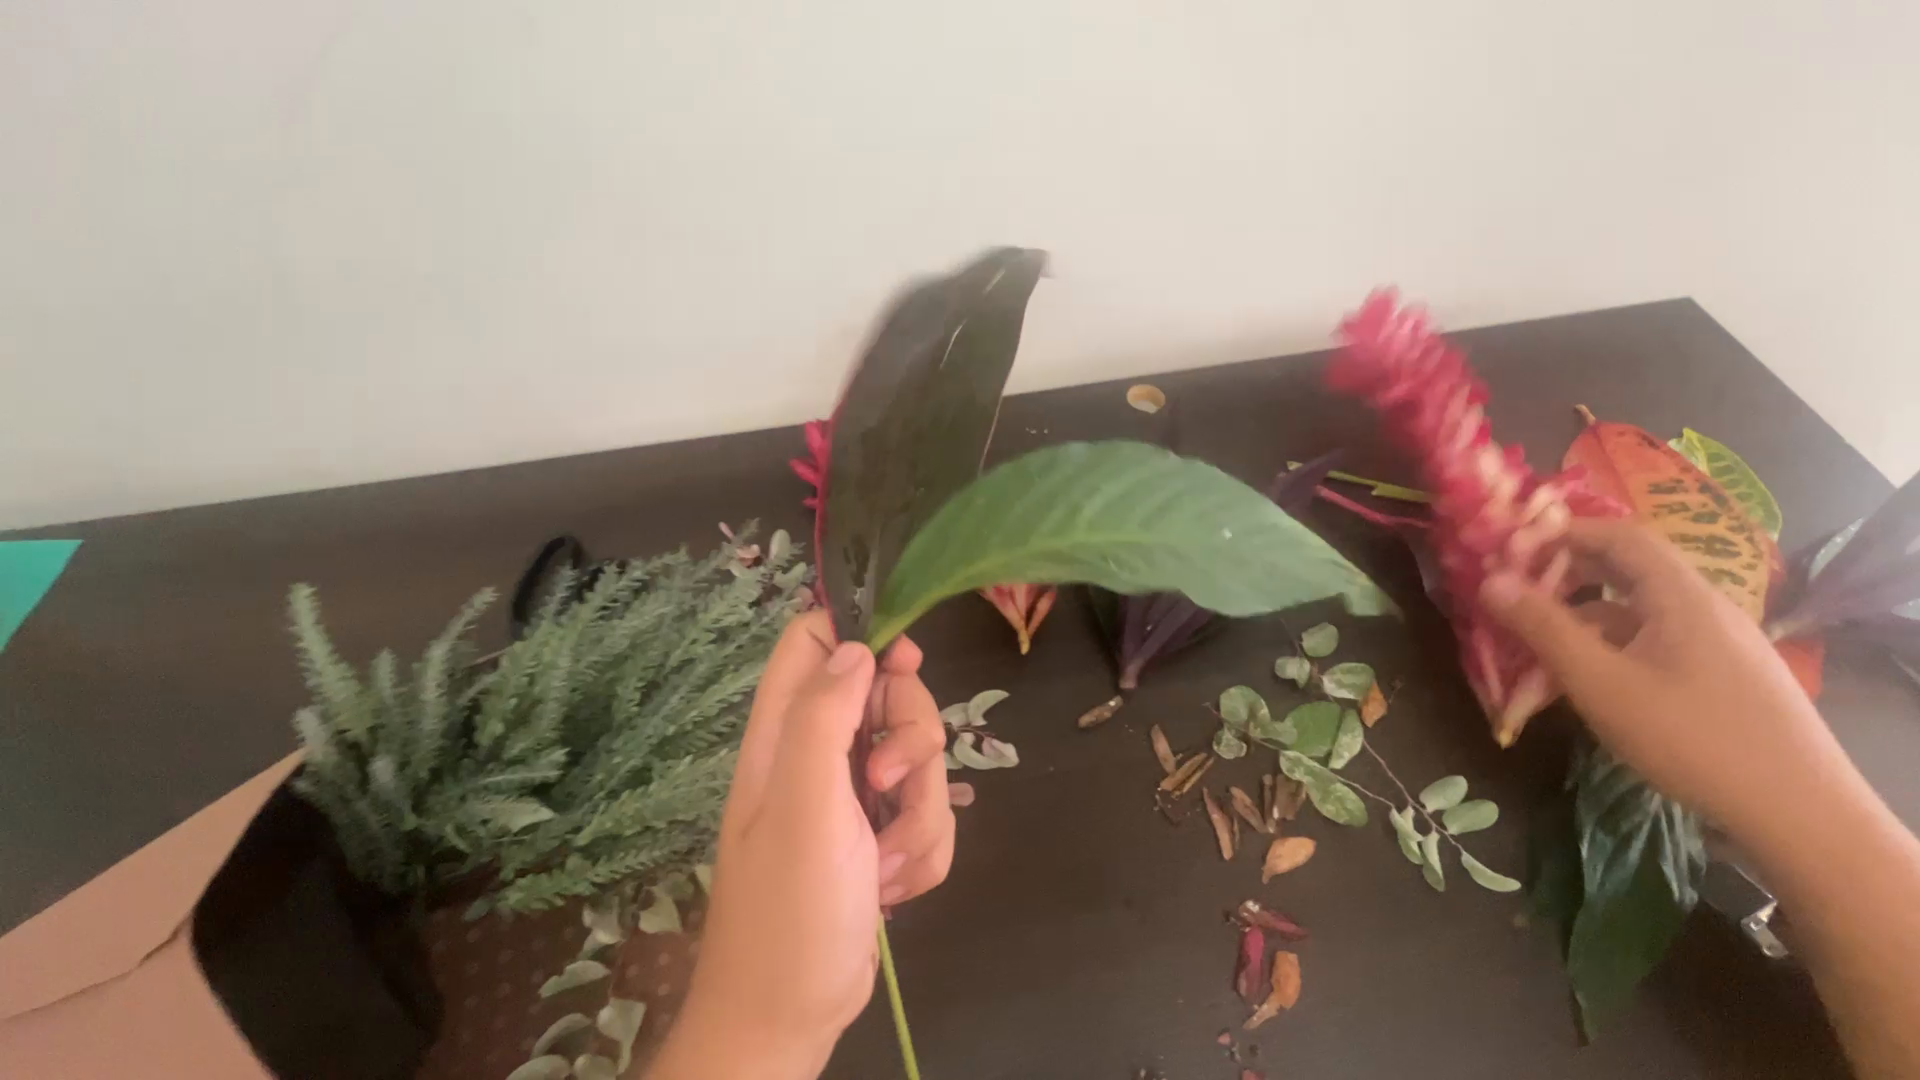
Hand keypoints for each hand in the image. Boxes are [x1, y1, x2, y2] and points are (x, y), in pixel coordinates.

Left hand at [649, 611, 953, 1079]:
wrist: (793, 1013)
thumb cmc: (790, 909)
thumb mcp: (804, 803)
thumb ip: (822, 716)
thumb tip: (856, 647)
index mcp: (785, 729)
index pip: (814, 639)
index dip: (864, 637)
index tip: (906, 666)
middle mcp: (820, 751)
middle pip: (890, 696)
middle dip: (912, 745)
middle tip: (887, 786)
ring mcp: (854, 794)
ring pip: (921, 761)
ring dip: (919, 815)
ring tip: (883, 866)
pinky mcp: (880, 834)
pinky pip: (928, 812)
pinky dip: (922, 850)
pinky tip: (891, 889)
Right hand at [1479, 517, 1854, 839]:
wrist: (1800, 814)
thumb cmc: (1690, 737)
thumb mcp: (1600, 683)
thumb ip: (1543, 628)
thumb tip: (1491, 581)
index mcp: (1680, 596)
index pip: (1619, 535)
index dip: (1563, 534)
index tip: (1512, 552)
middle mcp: (1704, 607)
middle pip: (1628, 569)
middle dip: (1566, 575)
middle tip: (1516, 594)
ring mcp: (1718, 642)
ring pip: (1637, 610)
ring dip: (1583, 617)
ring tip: (1538, 645)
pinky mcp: (1723, 674)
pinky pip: (1654, 640)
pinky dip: (1610, 646)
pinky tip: (1586, 680)